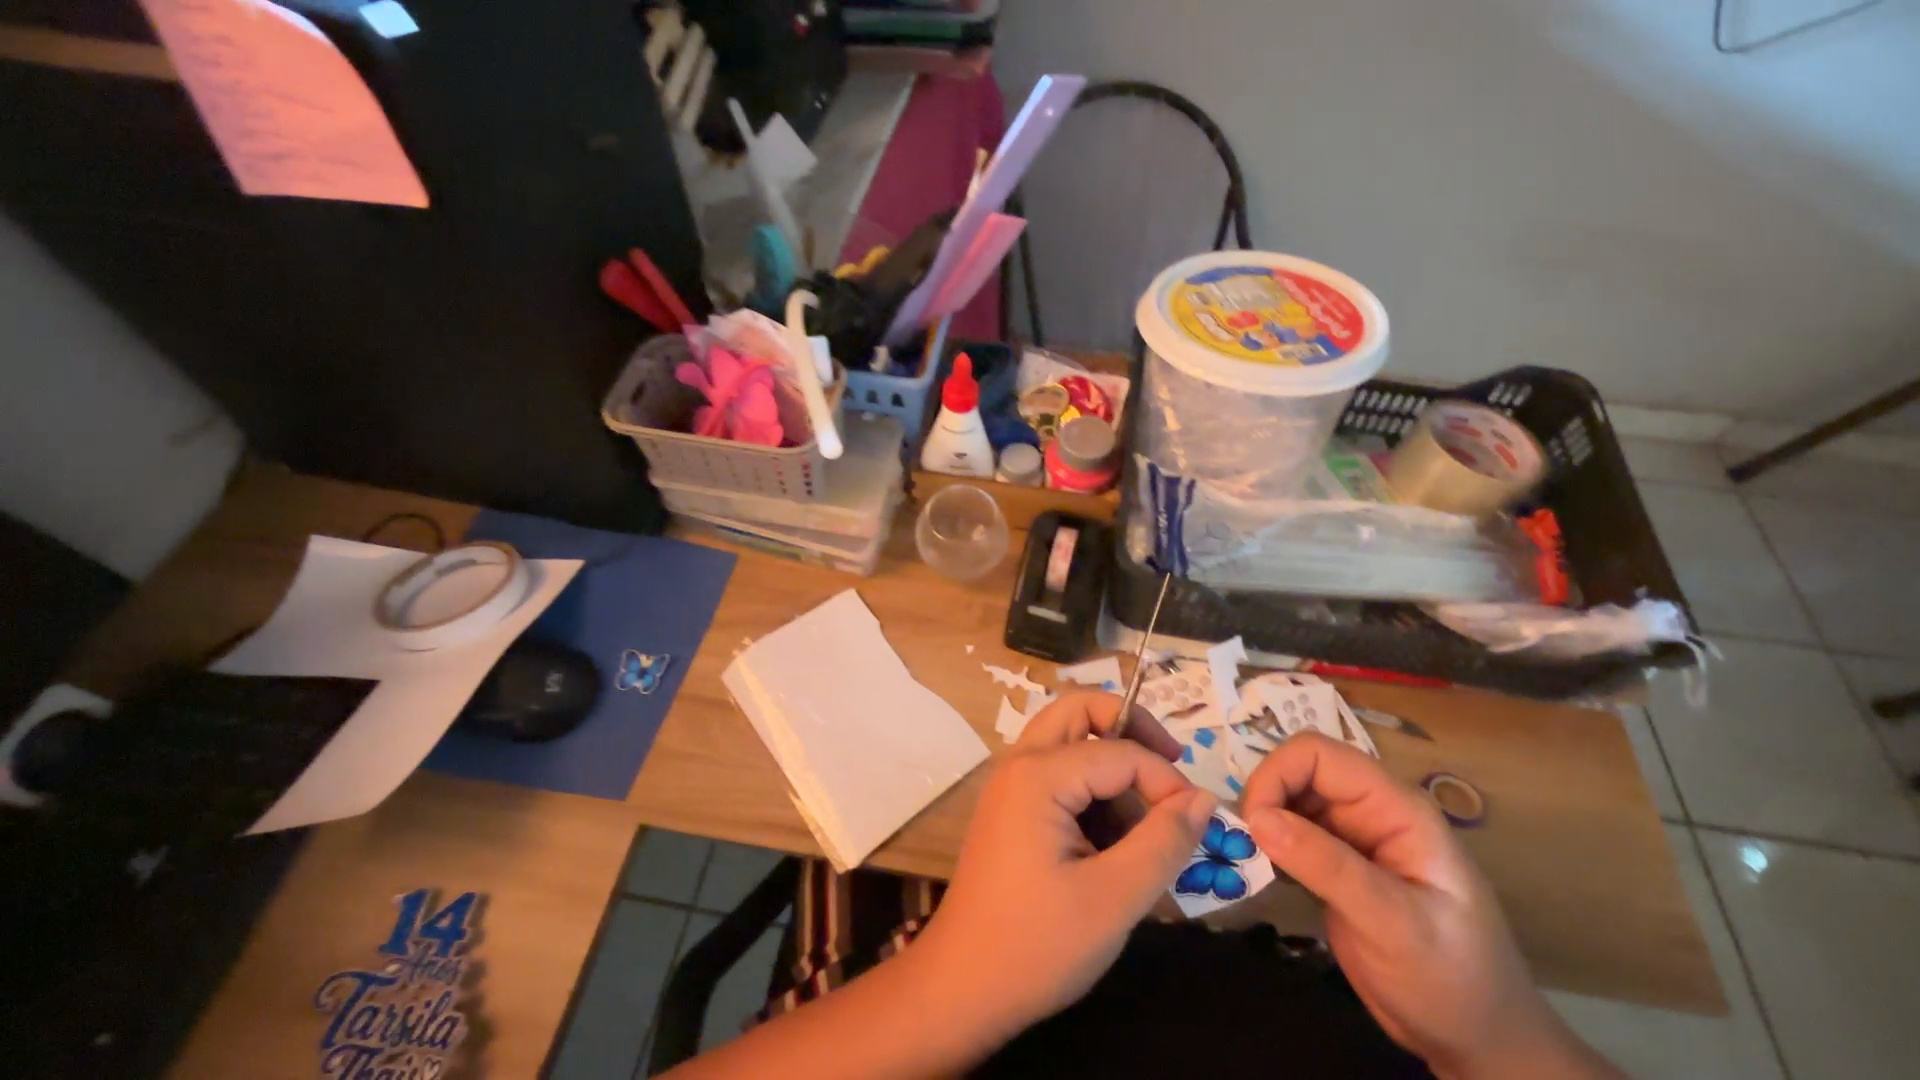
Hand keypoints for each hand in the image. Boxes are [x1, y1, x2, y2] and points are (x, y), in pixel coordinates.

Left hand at [914, 693, 1215, 1037]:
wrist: (960, 990)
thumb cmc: (1036, 945)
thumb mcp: (1115, 897)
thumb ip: (1164, 841)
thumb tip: (1204, 798)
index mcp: (1038, 775)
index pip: (1122, 751)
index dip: (1167, 782)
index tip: (1196, 825)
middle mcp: (1019, 766)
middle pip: (1081, 713)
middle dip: (1133, 732)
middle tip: (1172, 773)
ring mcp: (1010, 789)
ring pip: (1070, 744)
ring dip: (1112, 768)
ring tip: (1141, 833)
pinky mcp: (1011, 815)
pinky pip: (1058, 779)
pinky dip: (1091, 795)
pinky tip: (1112, 851)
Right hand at [1241, 734, 1610, 1079]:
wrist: (1478, 1040)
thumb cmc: (1451, 977)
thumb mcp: (1392, 922)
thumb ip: (1327, 866)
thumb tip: (1257, 817)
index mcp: (1395, 808)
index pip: (1319, 755)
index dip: (1276, 774)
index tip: (1252, 823)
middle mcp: (1372, 813)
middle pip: (1299, 772)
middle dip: (1263, 798)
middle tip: (1243, 847)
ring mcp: (1354, 842)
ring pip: (1290, 803)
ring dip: (1261, 824)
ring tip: (1246, 861)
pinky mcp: (1337, 870)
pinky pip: (1291, 838)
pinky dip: (1267, 848)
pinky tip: (1260, 874)